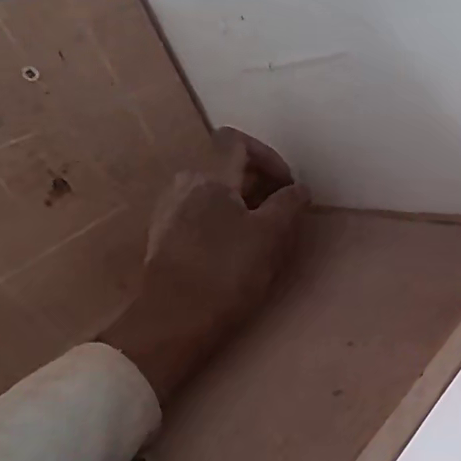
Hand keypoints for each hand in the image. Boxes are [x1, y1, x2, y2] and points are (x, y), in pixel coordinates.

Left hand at [100, 129, 309, 402]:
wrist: (173, 319)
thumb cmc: (227, 273)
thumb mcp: (271, 237)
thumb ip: (288, 206)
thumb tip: (299, 189)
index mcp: (210, 177)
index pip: (237, 141)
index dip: (268, 156)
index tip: (287, 187)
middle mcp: (183, 185)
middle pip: (224, 168)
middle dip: (257, 185)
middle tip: (280, 215)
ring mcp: (168, 212)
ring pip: (211, 194)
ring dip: (239, 205)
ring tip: (258, 237)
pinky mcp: (162, 240)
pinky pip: (197, 217)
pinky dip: (219, 223)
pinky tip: (230, 254)